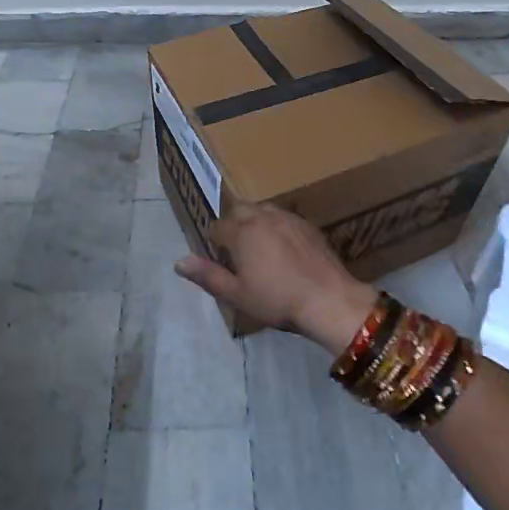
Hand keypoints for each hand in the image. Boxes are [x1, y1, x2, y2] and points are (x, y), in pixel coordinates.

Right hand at [174, 201, 376, 353]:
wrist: (329, 300)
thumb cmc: (277, 299)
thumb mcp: (237, 294)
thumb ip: (207, 275)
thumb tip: (179, 262)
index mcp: (241, 232)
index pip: (217, 227)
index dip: (214, 242)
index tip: (220, 260)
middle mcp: (262, 217)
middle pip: (239, 210)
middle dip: (233, 225)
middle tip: (237, 250)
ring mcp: (288, 218)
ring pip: (263, 209)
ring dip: (255, 221)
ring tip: (259, 245)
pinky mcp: (308, 225)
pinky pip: (284, 218)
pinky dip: (277, 226)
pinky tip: (284, 247)